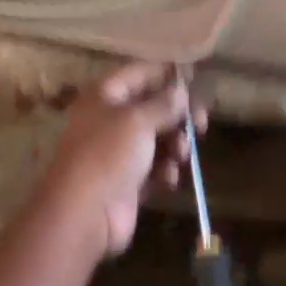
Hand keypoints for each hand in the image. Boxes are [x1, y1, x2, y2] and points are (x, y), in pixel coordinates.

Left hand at [41, 62, 206, 256]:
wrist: (85, 213)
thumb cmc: (108, 153)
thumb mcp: (137, 120)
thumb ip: (163, 104)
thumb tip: (180, 90)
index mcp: (105, 94)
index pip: (140, 73)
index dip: (166, 73)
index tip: (194, 77)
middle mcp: (111, 119)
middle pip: (153, 108)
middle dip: (178, 115)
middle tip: (201, 123)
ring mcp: (119, 152)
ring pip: (157, 139)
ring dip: (175, 145)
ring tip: (181, 154)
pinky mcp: (129, 182)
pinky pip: (155, 169)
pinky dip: (165, 171)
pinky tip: (169, 177)